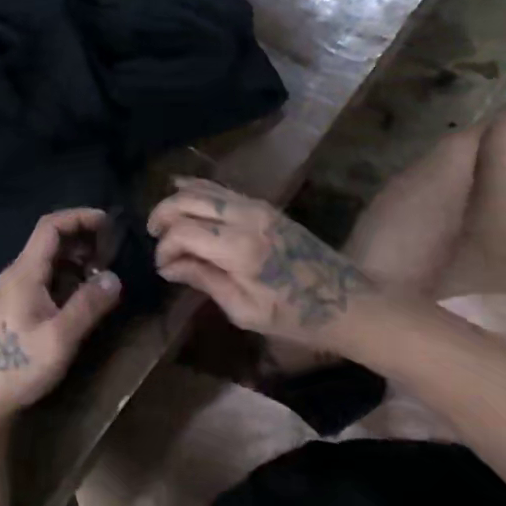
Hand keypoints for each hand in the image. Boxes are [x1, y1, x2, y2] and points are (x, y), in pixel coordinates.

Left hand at [0, 209, 122, 430]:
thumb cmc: (20, 365)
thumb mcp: (61, 337)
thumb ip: (89, 304)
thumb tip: (114, 275)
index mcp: (24, 272)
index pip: (50, 227)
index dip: (79, 217)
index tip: (109, 223)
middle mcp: (16, 273)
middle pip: (49, 240)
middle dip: (81, 238)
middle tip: (112, 251)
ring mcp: (14, 290)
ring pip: (47, 260)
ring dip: (75, 259)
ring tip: (103, 274)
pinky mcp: (16, 306)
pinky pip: (44, 278)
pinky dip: (66, 277)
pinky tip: (83, 295)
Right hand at [148, 177, 374, 345]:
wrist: (351, 304)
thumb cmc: (296, 317)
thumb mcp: (244, 311)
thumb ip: (203, 280)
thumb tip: (168, 266)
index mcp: (240, 250)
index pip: (183, 232)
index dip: (165, 248)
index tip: (162, 267)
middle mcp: (246, 219)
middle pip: (186, 201)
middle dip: (163, 216)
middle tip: (154, 236)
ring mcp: (257, 207)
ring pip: (201, 189)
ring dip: (176, 201)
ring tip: (163, 222)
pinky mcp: (264, 206)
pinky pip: (220, 188)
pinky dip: (196, 189)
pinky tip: (180, 191)